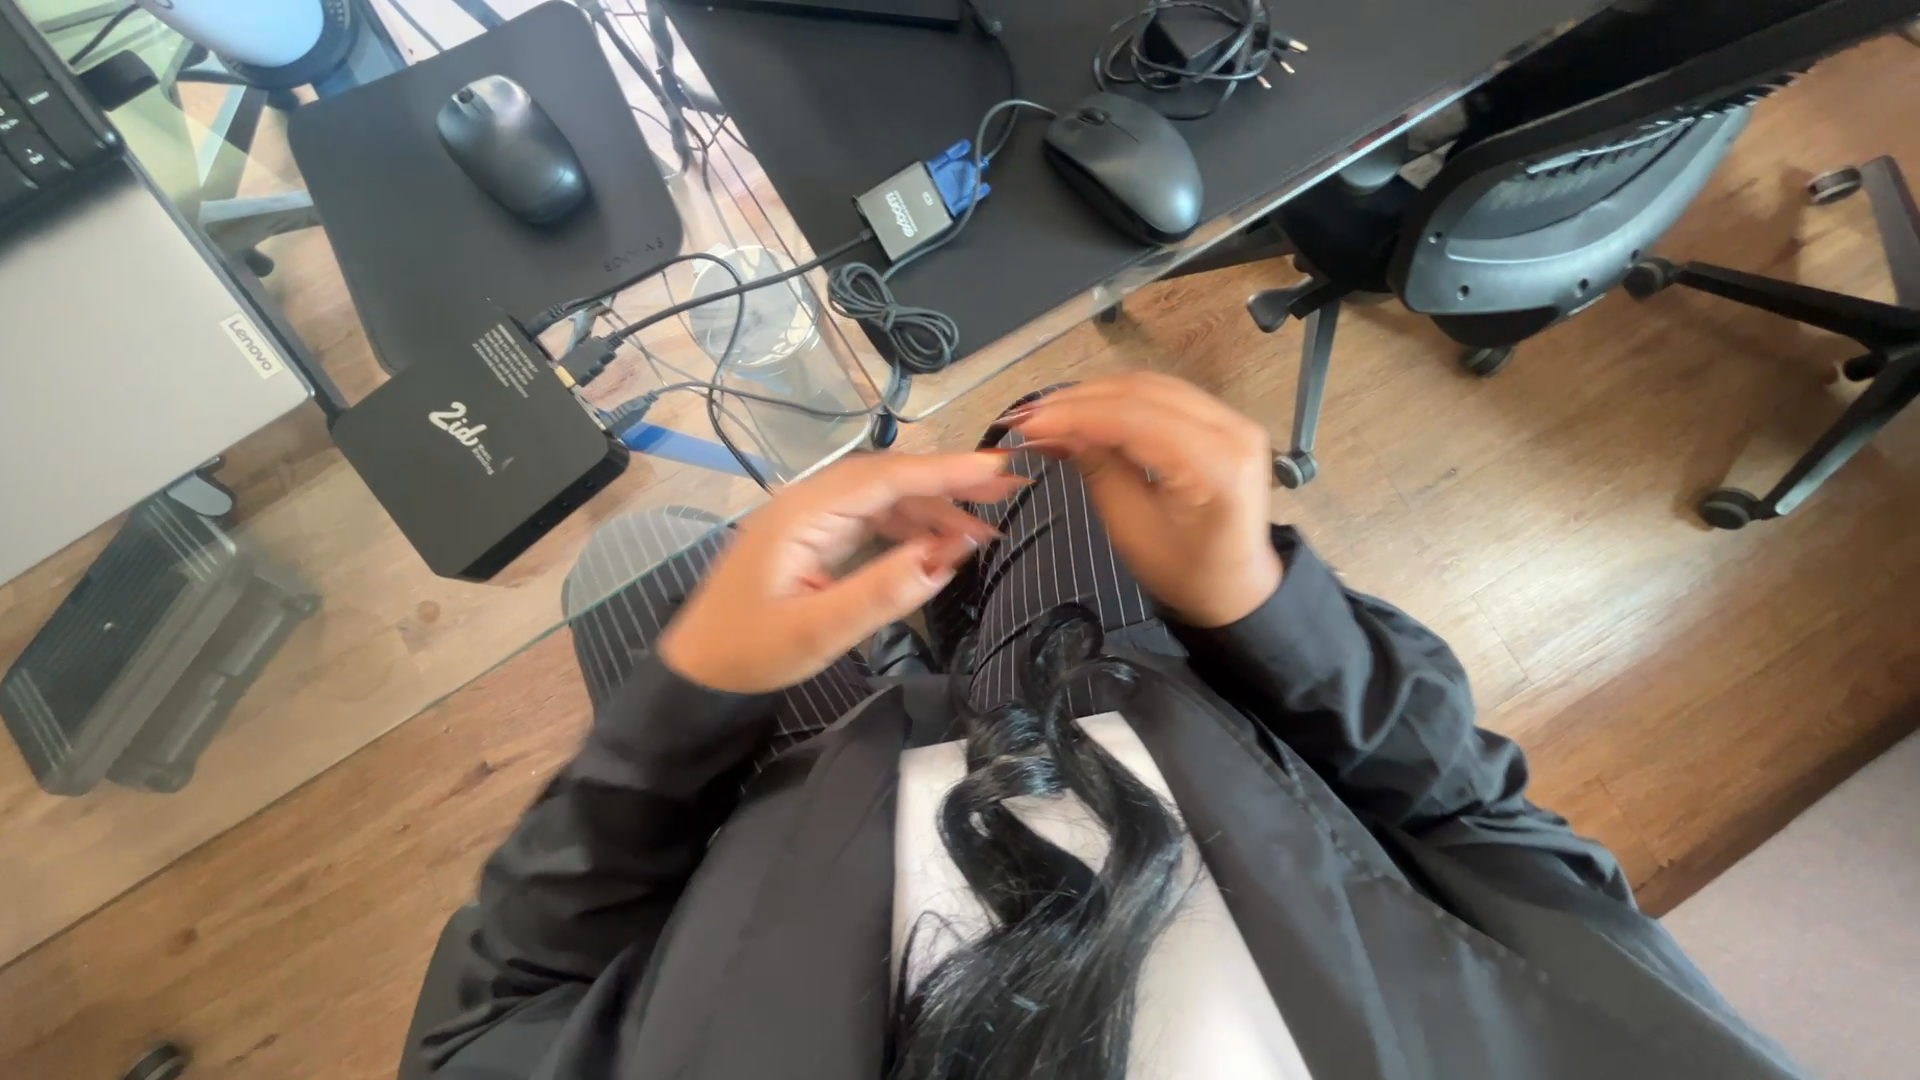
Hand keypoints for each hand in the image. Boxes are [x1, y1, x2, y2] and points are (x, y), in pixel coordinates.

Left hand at [656, 452, 1026, 693]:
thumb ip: (883, 593)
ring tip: (982, 530)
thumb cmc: (750, 652)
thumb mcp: (819, 630)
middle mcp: (808, 502)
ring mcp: (809, 518)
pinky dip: (908, 528)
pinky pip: (870, 520)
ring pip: (882, 497)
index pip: (886, 478)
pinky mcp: (813, 538)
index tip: (998, 469)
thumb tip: (948, 557)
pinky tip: (936, 544)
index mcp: (804, 514)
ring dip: (931, 508)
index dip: (945, 470)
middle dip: (947, 480)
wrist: (697, 671)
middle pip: (888, 477)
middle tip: (1006, 488)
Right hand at [1006, 373, 1281, 627]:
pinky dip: (1119, 398)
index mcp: (1216, 467)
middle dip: (1080, 400)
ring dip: (1095, 394)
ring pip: (1150, 385)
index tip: (1029, 424)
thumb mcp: (1131, 527)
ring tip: (1049, 411)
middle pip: (1143, 393)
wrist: (1234, 583)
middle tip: (1029, 415)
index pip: (1136, 420)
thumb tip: (1054, 431)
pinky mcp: (1221, 419)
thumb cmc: (1183, 570)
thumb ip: (1098, 469)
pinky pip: (1163, 394)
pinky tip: (1085, 409)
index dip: (1077, 415)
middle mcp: (1233, 430)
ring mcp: (1231, 419)